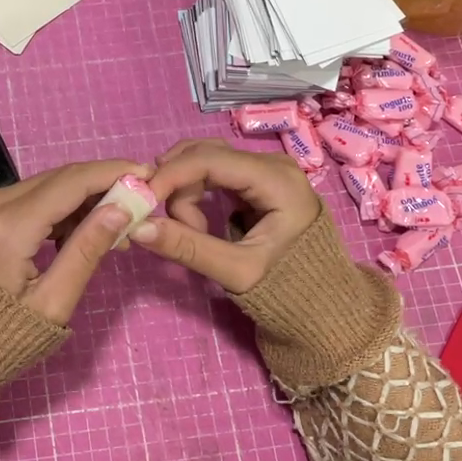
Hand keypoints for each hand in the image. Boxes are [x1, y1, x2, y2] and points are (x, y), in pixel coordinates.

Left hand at [0, 159, 151, 324]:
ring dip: (84, 199)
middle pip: (61, 178)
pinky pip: (32, 198)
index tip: (150, 175)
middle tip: (142, 204)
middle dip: (103, 185)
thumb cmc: (1, 338)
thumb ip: (87, 250)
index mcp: (10, 223)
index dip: (113, 173)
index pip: (72, 181)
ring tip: (118, 230)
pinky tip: (84, 232)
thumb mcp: (53, 301)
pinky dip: (62, 208)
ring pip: (48, 186)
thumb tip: (122, 208)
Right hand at [133, 139, 334, 293]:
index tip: (142, 200)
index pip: (210, 159)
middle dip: (178, 187)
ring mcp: (264, 168)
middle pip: (204, 155)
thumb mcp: (237, 273)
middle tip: (173, 228)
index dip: (171, 175)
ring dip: (185, 191)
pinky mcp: (254, 177)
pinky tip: (199, 223)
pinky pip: (211, 171)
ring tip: (194, 231)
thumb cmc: (288, 290)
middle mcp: (271, 163)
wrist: (324, 305)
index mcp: (278, 180)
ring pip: (203, 160)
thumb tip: (137, 228)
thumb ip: (188, 248)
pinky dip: (194, 192)